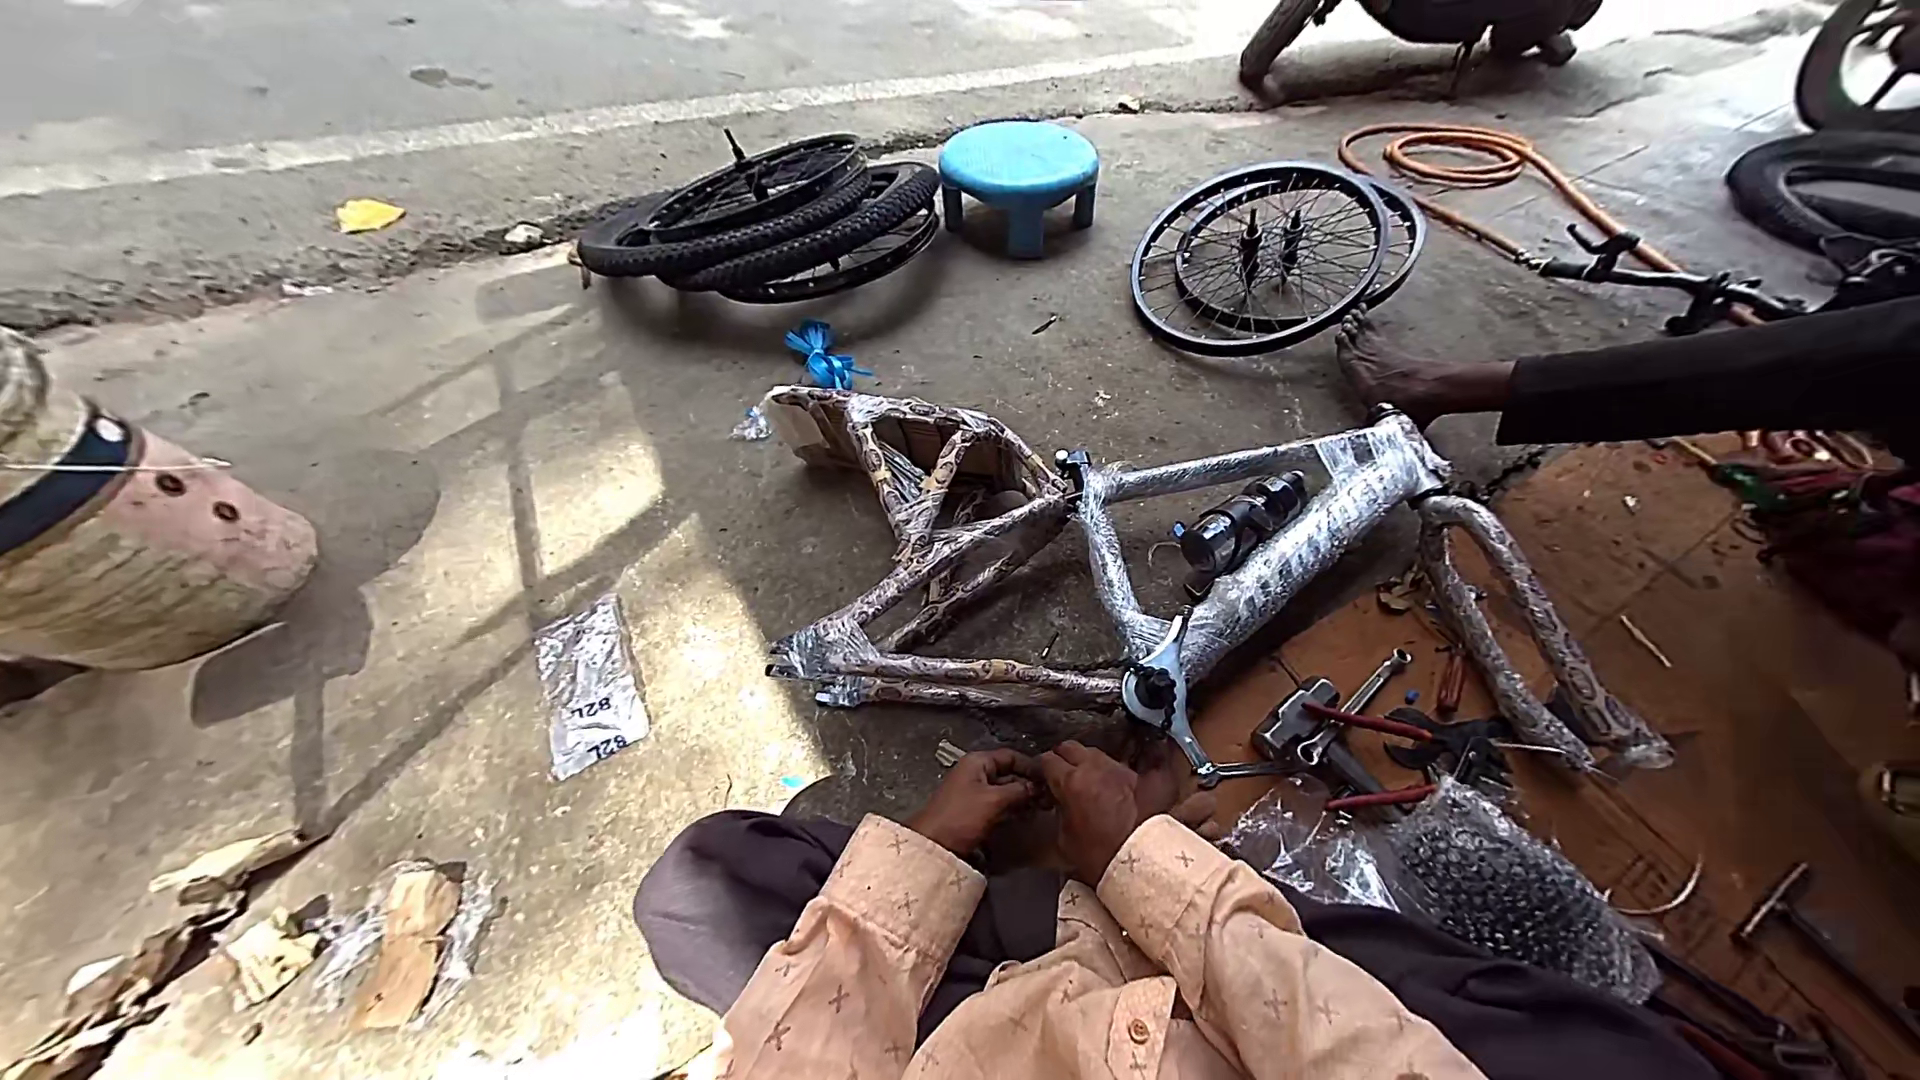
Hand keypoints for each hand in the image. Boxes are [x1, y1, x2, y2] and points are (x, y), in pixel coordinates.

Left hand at [907, 749, 1037, 854]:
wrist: (935, 845)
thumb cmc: (960, 816)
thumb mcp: (993, 800)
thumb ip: (1018, 790)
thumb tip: (1036, 786)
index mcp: (977, 762)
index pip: (1010, 756)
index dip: (1029, 766)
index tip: (1048, 778)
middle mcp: (976, 773)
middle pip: (1008, 773)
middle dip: (1027, 784)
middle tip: (1048, 796)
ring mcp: (975, 792)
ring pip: (1005, 790)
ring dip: (1021, 798)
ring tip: (1041, 807)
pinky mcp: (976, 810)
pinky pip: (999, 804)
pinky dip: (1012, 808)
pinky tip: (1026, 816)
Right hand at [1037, 741, 1217, 884]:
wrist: (1144, 864)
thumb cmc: (1103, 857)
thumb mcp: (1065, 837)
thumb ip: (1060, 810)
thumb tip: (1060, 802)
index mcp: (1071, 781)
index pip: (1047, 760)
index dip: (1042, 769)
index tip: (1042, 777)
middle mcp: (1094, 768)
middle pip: (1069, 747)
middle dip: (1062, 758)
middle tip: (1061, 774)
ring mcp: (1117, 769)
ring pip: (1093, 753)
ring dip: (1086, 763)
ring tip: (1085, 781)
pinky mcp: (1136, 776)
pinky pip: (1115, 766)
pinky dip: (1107, 773)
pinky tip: (1107, 788)